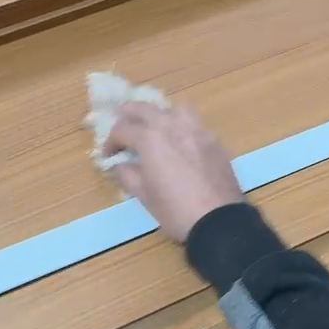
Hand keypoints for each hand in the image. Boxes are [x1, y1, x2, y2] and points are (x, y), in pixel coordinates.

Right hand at [102, 102, 243, 241]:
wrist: (219, 221)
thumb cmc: (176, 211)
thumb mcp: (145, 196)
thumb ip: (127, 175)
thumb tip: (118, 165)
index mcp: (150, 139)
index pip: (122, 130)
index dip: (111, 142)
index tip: (109, 155)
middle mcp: (173, 126)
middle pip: (145, 108)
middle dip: (129, 114)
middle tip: (123, 125)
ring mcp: (197, 131)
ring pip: (175, 109)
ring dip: (161, 114)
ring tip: (157, 128)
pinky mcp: (215, 142)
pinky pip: (195, 125)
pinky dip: (183, 128)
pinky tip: (182, 144)